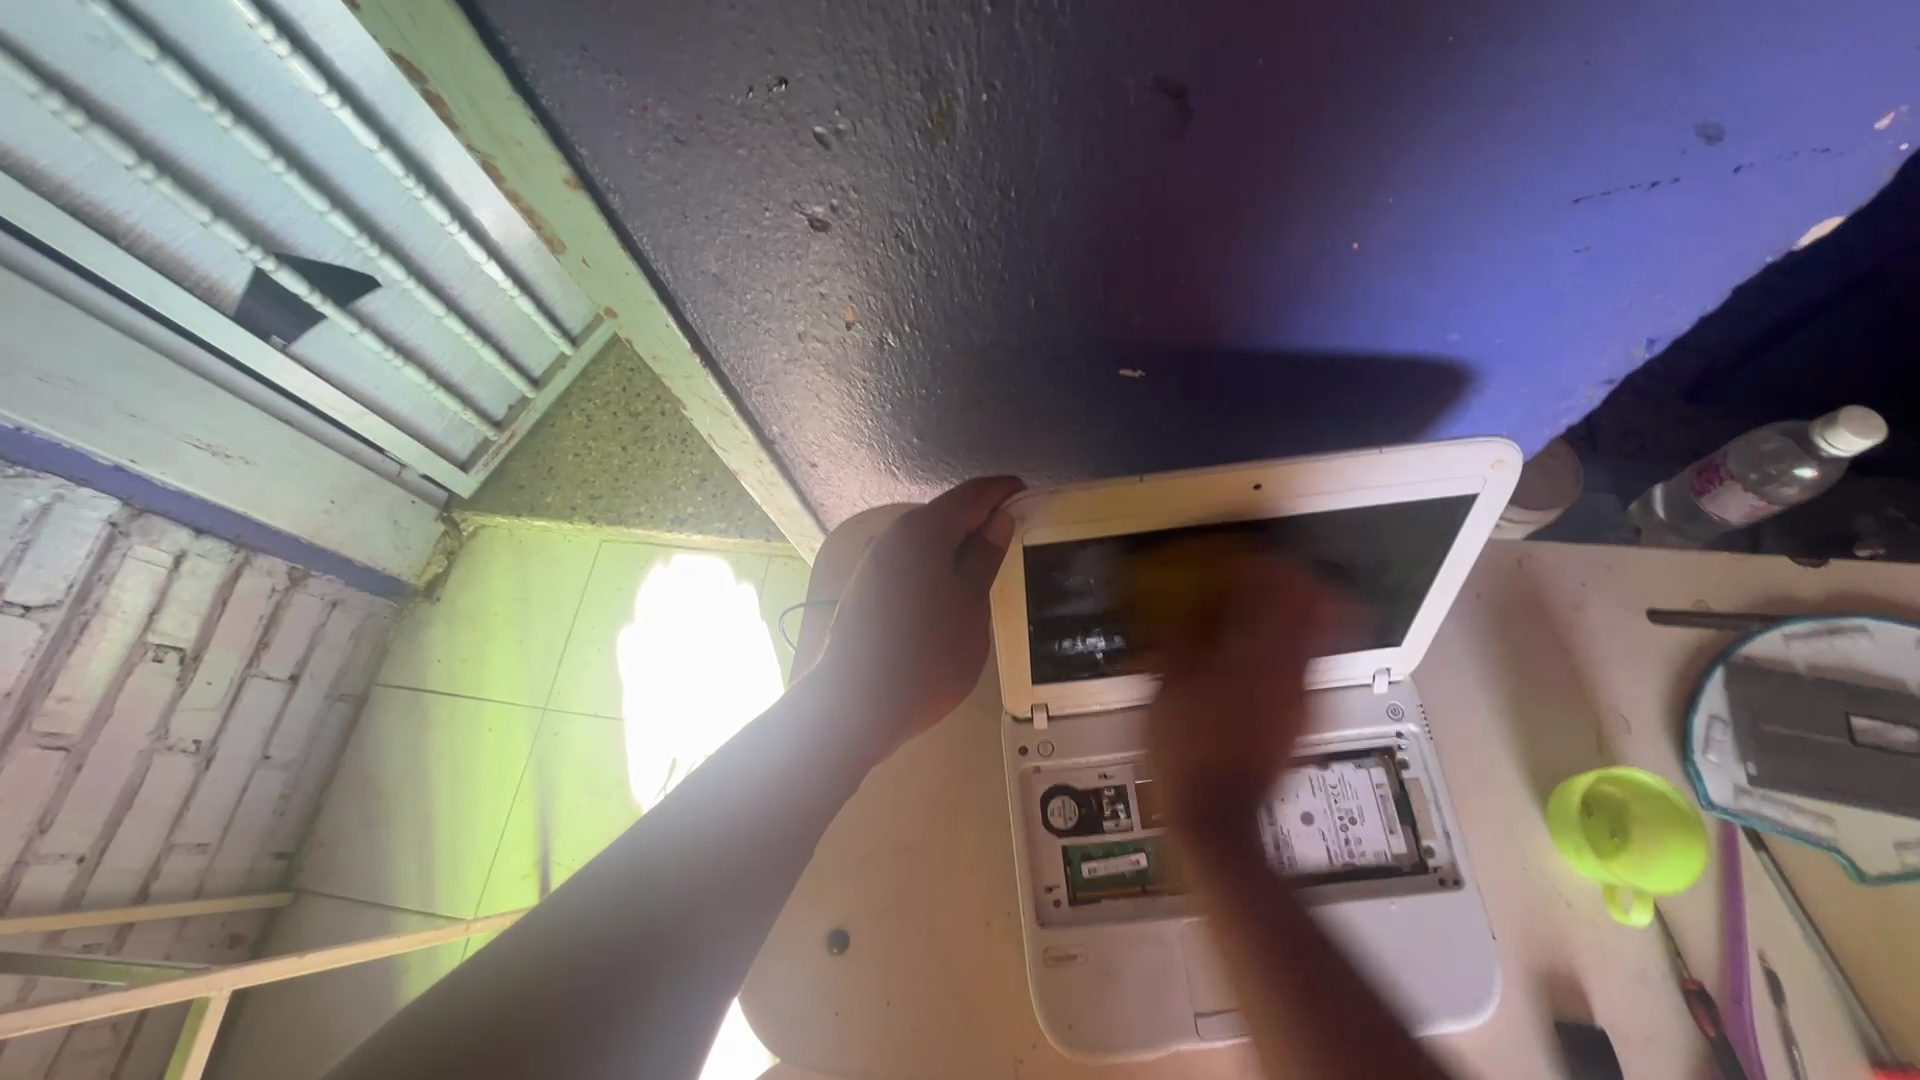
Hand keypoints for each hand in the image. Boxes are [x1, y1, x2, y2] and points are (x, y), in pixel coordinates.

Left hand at [816, 476, 1025, 756]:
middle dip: (982, 518)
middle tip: (1018, 536)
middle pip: (946, 514)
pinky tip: (952, 590)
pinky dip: (937, 564)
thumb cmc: (927, 655)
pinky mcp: (867, 590)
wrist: (856, 705)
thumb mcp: (971, 604)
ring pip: (927, 540)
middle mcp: (894, 536)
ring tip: (991, 565)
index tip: (1030, 497)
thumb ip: (985, 557)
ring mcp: (875, 563)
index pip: (972, 494)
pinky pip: (911, 562)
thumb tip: (998, 520)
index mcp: (924, 531)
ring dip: (959, 544)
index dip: (1003, 491)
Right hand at [1146, 555, 1335, 835]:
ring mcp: (1304, 695)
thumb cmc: (1187, 750)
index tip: (1239, 561)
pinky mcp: (1303, 717)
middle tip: (1262, 577)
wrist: (1218, 816)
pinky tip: (1251, 661)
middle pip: (1321, 602)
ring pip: (1320, 632)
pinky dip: (1287, 647)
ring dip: (1293, 612)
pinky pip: (1306, 664)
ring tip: (1254, 615)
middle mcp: (1294, 669)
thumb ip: (1182, 638)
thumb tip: (1190, 606)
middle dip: (1294, 581)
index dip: (1262, 563)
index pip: (1282, 585)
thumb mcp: (1169, 687)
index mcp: (1260, 654)